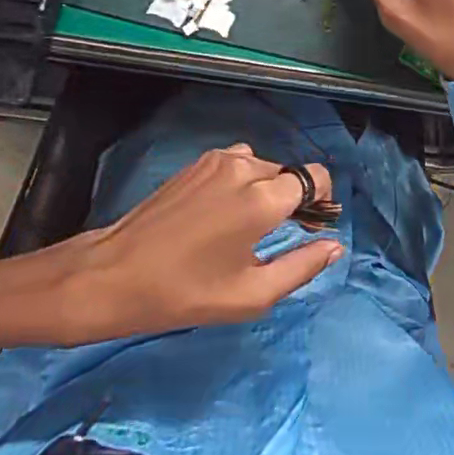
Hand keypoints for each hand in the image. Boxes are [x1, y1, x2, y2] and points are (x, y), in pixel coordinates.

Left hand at [45, 145, 341, 344]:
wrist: (118, 271)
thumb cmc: (188, 291)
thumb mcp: (253, 293)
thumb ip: (302, 266)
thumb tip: (335, 245)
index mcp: (262, 198)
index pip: (313, 178)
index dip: (319, 202)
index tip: (311, 228)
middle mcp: (241, 167)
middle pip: (286, 172)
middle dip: (293, 198)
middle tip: (278, 236)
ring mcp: (213, 161)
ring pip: (259, 165)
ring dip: (264, 188)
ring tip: (250, 226)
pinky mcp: (193, 164)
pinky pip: (233, 163)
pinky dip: (241, 181)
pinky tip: (223, 214)